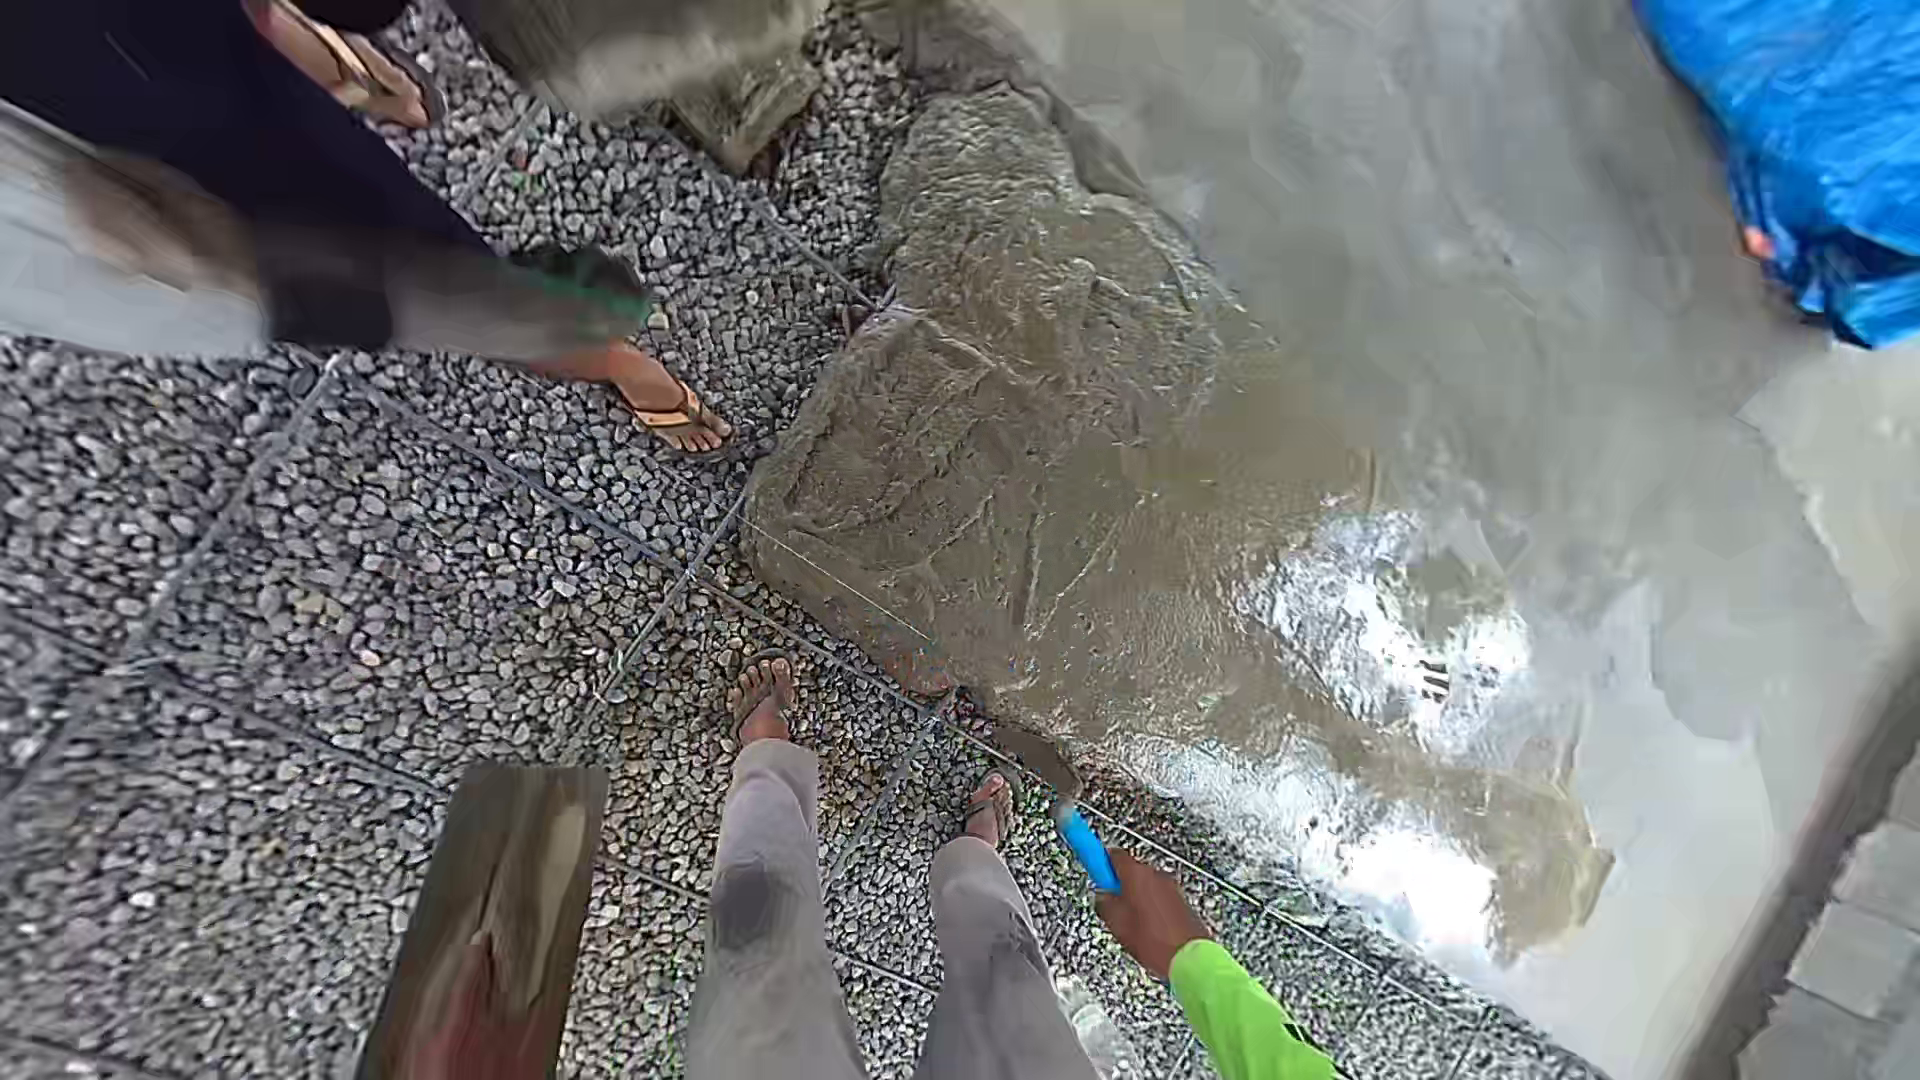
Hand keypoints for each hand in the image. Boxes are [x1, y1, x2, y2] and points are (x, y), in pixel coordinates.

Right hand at [1096, 850, 1212, 978]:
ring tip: (1135, 925)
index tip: (1092, 860)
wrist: (1191, 961)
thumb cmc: (1155, 941)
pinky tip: (1151, 930)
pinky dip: (1153, 907)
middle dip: (1120, 884)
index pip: (1112, 853)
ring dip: (1138, 897)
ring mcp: (1171, 887)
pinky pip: (1160, 898)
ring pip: (1146, 885)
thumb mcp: (1117, 923)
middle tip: (1114, 906)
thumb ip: (1103, 903)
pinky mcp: (1182, 902)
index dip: (1100, 860)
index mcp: (1135, 873)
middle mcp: (1154, 874)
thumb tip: (1101, 896)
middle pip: (1130, 870)